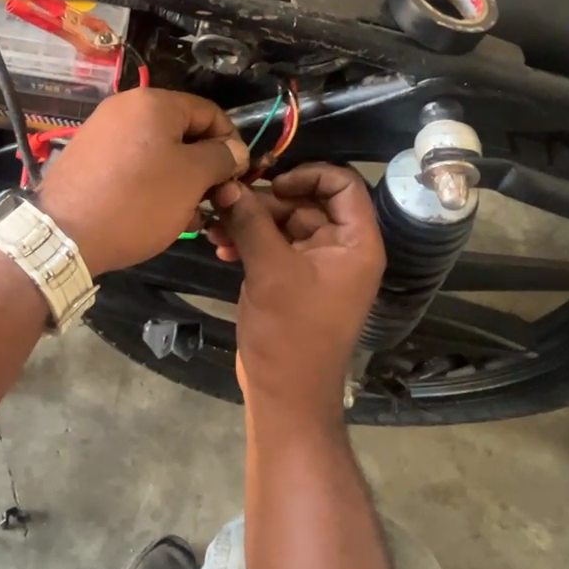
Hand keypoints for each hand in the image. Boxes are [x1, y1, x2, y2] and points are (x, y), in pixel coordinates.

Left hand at [36, 89, 249, 273]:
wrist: (64, 235)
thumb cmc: (137, 201)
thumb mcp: (191, 179)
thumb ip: (220, 158)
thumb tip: (235, 149)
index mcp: (153, 102)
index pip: (210, 113)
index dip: (231, 143)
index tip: (239, 177)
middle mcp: (126, 108)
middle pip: (183, 132)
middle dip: (205, 167)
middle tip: (215, 202)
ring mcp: (104, 132)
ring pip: (160, 152)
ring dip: (181, 181)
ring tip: (190, 217)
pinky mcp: (90, 158)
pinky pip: (134, 165)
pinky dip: (153, 185)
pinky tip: (160, 216)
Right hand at [205, 165, 385, 421]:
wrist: (286, 393)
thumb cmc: (291, 331)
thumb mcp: (270, 270)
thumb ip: (250, 221)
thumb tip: (226, 183)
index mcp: (355, 243)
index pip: (343, 184)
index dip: (307, 175)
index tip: (270, 186)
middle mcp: (340, 249)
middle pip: (306, 202)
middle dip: (264, 201)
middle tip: (224, 203)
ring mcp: (314, 265)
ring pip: (282, 223)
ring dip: (248, 220)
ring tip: (213, 227)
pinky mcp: (290, 279)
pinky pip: (271, 244)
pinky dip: (247, 240)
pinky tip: (219, 247)